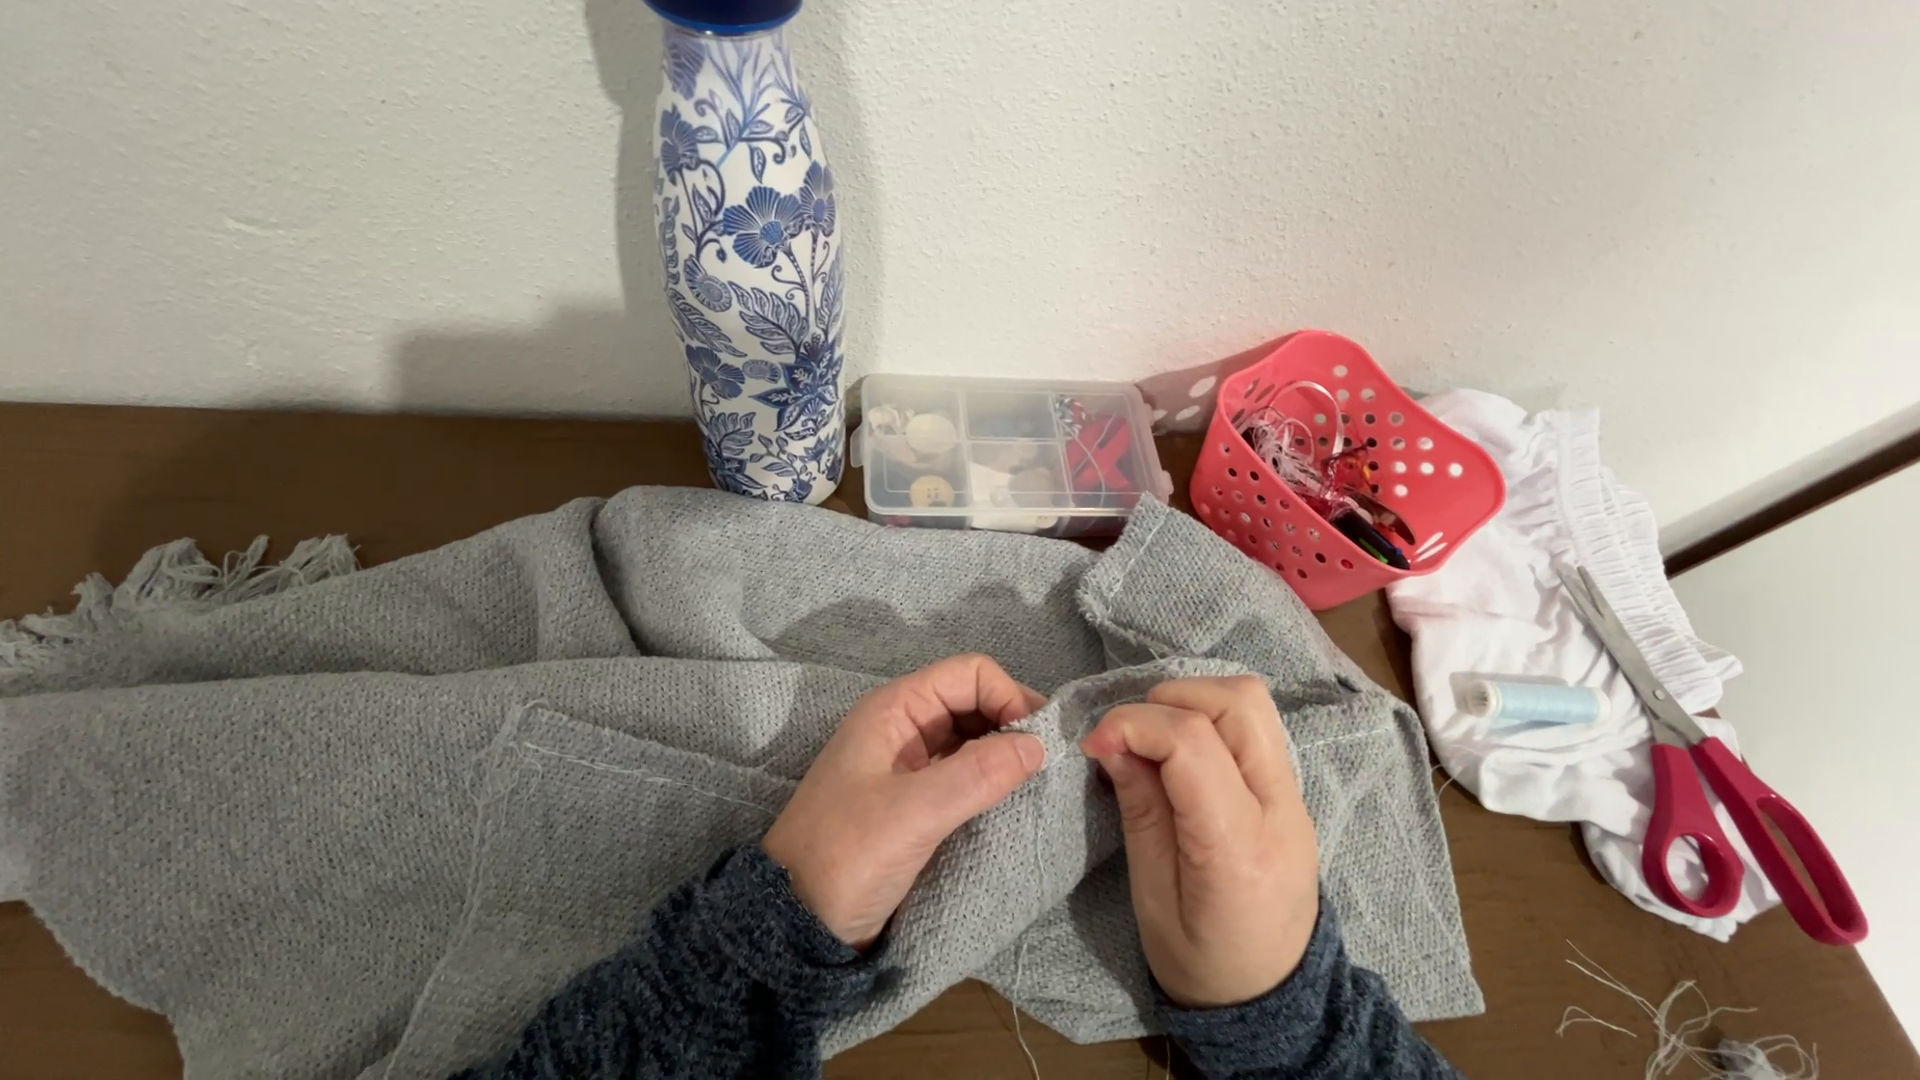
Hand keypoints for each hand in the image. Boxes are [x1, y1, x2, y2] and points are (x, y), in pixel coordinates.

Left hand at [762, 654, 1049, 949]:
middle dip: (1013, 722)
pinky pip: (966, 771)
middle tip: (1049, 764)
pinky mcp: (917, 798)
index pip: (969, 674)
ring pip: (973, 736)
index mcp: (896, 709)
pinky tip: (1014, 800)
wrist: (794, 923)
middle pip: (974, 700)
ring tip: (1039, 783)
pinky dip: (993, 778)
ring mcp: (911, 763)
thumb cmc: (845, 856)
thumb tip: (1039, 746)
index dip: (1008, 697)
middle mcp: (906, 726)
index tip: (1038, 744)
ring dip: (1006, 752)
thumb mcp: (910, 814)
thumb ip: (976, 775)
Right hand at [1080, 675, 1320, 1007]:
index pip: (1192, 742)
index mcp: (1240, 847)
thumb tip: (1112, 742)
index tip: (1094, 743)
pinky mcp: (1293, 791)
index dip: (1132, 724)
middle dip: (1167, 698)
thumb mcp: (1151, 897)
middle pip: (1236, 702)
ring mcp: (1295, 797)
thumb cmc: (1201, 963)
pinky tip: (1181, 749)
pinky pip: (1255, 725)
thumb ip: (1139, 809)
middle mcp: (1281, 809)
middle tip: (1129, 734)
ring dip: (1192, 700)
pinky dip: (1210, 716)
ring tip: (1154, 736)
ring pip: (1251, 701)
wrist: (1274, 1000)